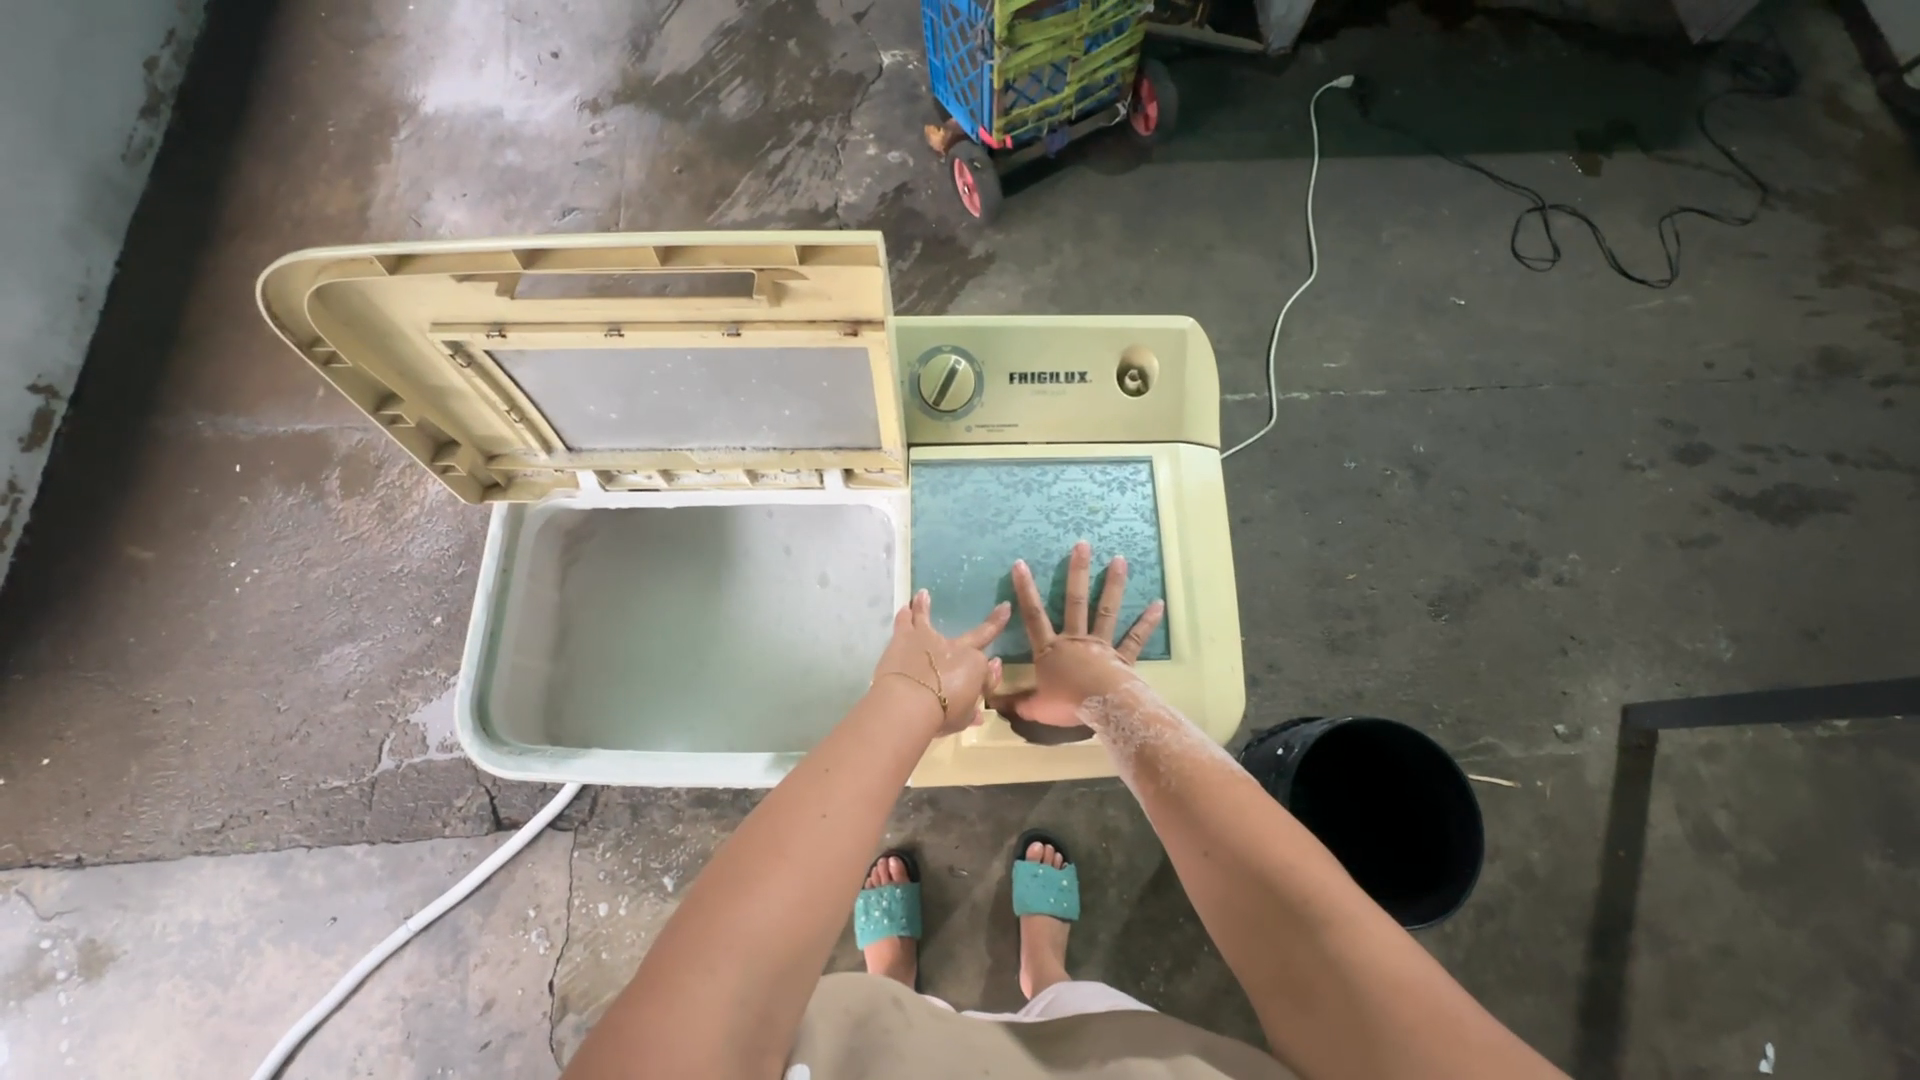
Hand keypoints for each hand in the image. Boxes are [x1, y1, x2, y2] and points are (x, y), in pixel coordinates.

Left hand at [871, 589, 1011, 735]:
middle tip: (1000, 611)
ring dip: (926, 607)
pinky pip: (905, 621)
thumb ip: (970, 710)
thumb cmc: (942, 712)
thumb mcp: (965, 716)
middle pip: (975, 635)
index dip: (1001, 641)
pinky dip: (906, 614)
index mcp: (973, 663)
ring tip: (923, 595)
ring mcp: (927, 639)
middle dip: (992, 623)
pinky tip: (905, 608)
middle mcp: (955, 647)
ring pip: (927, 618)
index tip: (1007, 615)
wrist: (911, 703)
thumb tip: (978, 712)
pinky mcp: (902, 639)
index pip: (994, 658)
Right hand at [987, 541, 1164, 727]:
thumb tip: (993, 703)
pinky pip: (1135, 638)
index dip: (1025, 590)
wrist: (1102, 709)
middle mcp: (1075, 640)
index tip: (1021, 563)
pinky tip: (1158, 604)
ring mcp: (1101, 645)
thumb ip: (1016, 702)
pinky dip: (1147, 622)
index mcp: (1050, 651)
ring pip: (1105, 610)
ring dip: (1113, 584)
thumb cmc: (1068, 705)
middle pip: (1075, 601)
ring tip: (1120, 559)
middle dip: (1077, 572)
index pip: (1034, 616)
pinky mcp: (1122, 657)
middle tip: (1083, 545)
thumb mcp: (1036, 707)